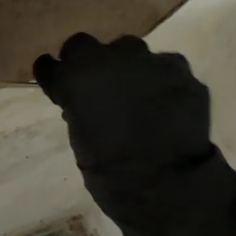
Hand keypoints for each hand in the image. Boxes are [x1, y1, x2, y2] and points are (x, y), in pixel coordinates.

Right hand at [32, 33, 235, 235]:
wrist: (168, 187)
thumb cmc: (111, 174)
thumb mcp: (80, 141)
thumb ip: (78, 109)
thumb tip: (82, 101)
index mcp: (77, 76)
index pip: (52, 64)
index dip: (56, 76)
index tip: (59, 86)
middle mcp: (112, 57)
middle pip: (90, 47)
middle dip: (91, 65)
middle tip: (99, 91)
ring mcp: (151, 61)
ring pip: (133, 52)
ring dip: (129, 70)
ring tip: (137, 97)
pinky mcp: (184, 73)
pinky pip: (167, 70)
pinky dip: (163, 84)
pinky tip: (166, 106)